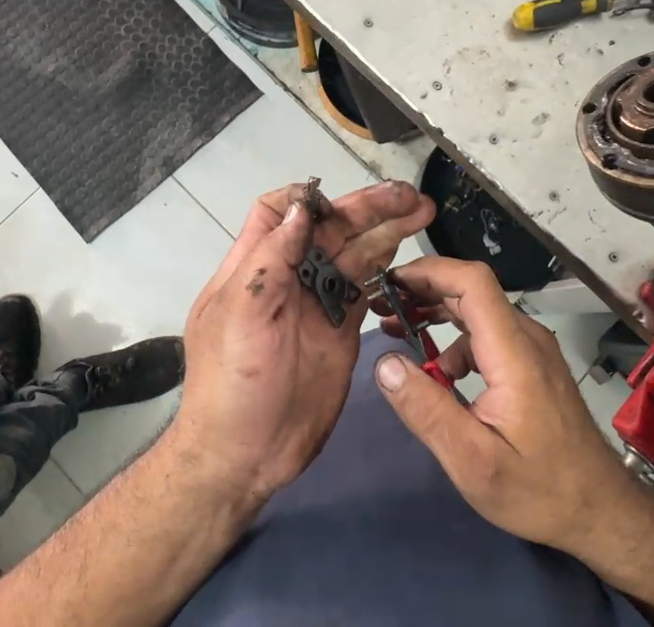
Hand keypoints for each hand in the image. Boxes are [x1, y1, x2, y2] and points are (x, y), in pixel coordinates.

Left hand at [169, 180, 434, 501]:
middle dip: (366, 208)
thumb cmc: (231, 383)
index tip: (339, 201)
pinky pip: (365, 289)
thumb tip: (300, 207)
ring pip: (353, 255)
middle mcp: (288, 278)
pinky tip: (407, 252)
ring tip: (421, 211)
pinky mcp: (341, 332)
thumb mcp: (240, 314)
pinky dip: (386, 268)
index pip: (277, 212)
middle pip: (328, 229)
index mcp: (255, 266)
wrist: (245, 456)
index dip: (307, 199)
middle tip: (410, 196)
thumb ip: (270, 258)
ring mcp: (317, 305)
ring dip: (385, 231)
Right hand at [373, 256, 638, 555]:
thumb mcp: (473, 461)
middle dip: (422, 290)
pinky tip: (438, 373)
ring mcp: (534, 350)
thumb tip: (385, 365)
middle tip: (379, 307)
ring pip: (479, 311)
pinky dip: (456, 340)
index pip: (473, 282)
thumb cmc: (539, 490)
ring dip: (436, 313)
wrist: (602, 512)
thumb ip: (427, 410)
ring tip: (396, 330)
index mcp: (513, 353)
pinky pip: (489, 335)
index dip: (429, 271)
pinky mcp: (534, 366)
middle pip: (472, 290)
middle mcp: (527, 339)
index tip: (389, 283)